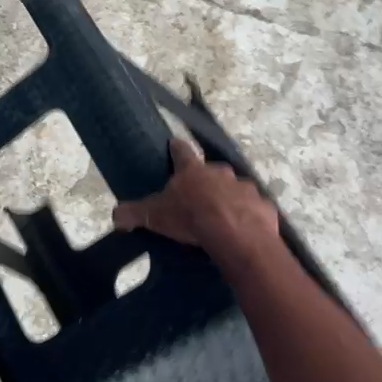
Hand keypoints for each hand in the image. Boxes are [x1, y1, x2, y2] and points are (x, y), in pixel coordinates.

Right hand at [112, 138, 279, 258]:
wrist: (237, 237)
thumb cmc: (191, 218)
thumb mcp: (154, 216)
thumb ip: (133, 213)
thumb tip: (115, 217)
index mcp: (192, 170)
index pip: (181, 151)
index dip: (177, 149)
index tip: (174, 145)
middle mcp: (220, 173)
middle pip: (213, 170)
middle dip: (208, 180)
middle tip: (200, 196)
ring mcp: (246, 189)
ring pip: (237, 189)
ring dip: (231, 197)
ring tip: (225, 215)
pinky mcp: (266, 207)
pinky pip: (257, 209)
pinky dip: (251, 215)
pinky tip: (245, 228)